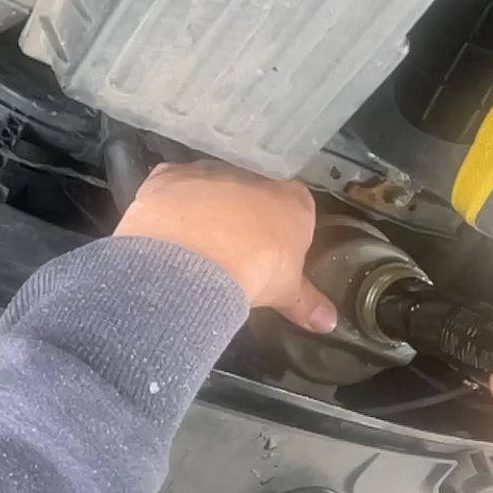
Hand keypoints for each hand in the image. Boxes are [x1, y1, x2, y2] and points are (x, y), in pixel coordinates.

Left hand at [113, 160, 335, 333]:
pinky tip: (164, 230)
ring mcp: (209, 170)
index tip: (268, 256)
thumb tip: (328, 321)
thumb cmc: (254, 270)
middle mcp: (251, 174)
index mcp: (292, 199)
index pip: (294, 211)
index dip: (279, 234)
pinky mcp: (170, 174)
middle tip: (230, 252)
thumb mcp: (286, 291)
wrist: (195, 257)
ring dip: (203, 209)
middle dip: (240, 217)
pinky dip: (168, 205)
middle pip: (249, 194)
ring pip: (209, 186)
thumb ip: (307, 302)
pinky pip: (171, 187)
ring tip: (193, 246)